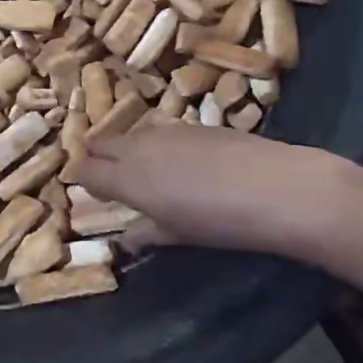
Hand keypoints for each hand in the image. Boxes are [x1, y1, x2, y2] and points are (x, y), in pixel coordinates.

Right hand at [77, 124, 362, 262]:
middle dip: (98, 158)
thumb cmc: (222, 222)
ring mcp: (167, 130)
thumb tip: (127, 239)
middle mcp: (139, 147)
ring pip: (132, 135)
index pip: (86, 171)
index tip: (92, 192)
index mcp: (128, 179)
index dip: (84, 180)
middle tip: (111, 179)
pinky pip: (160, 131)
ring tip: (147, 171)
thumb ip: (147, 232)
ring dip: (128, 149)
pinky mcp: (195, 123)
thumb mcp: (180, 235)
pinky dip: (157, 144)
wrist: (278, 188)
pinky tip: (182, 162)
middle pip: (101, 144)